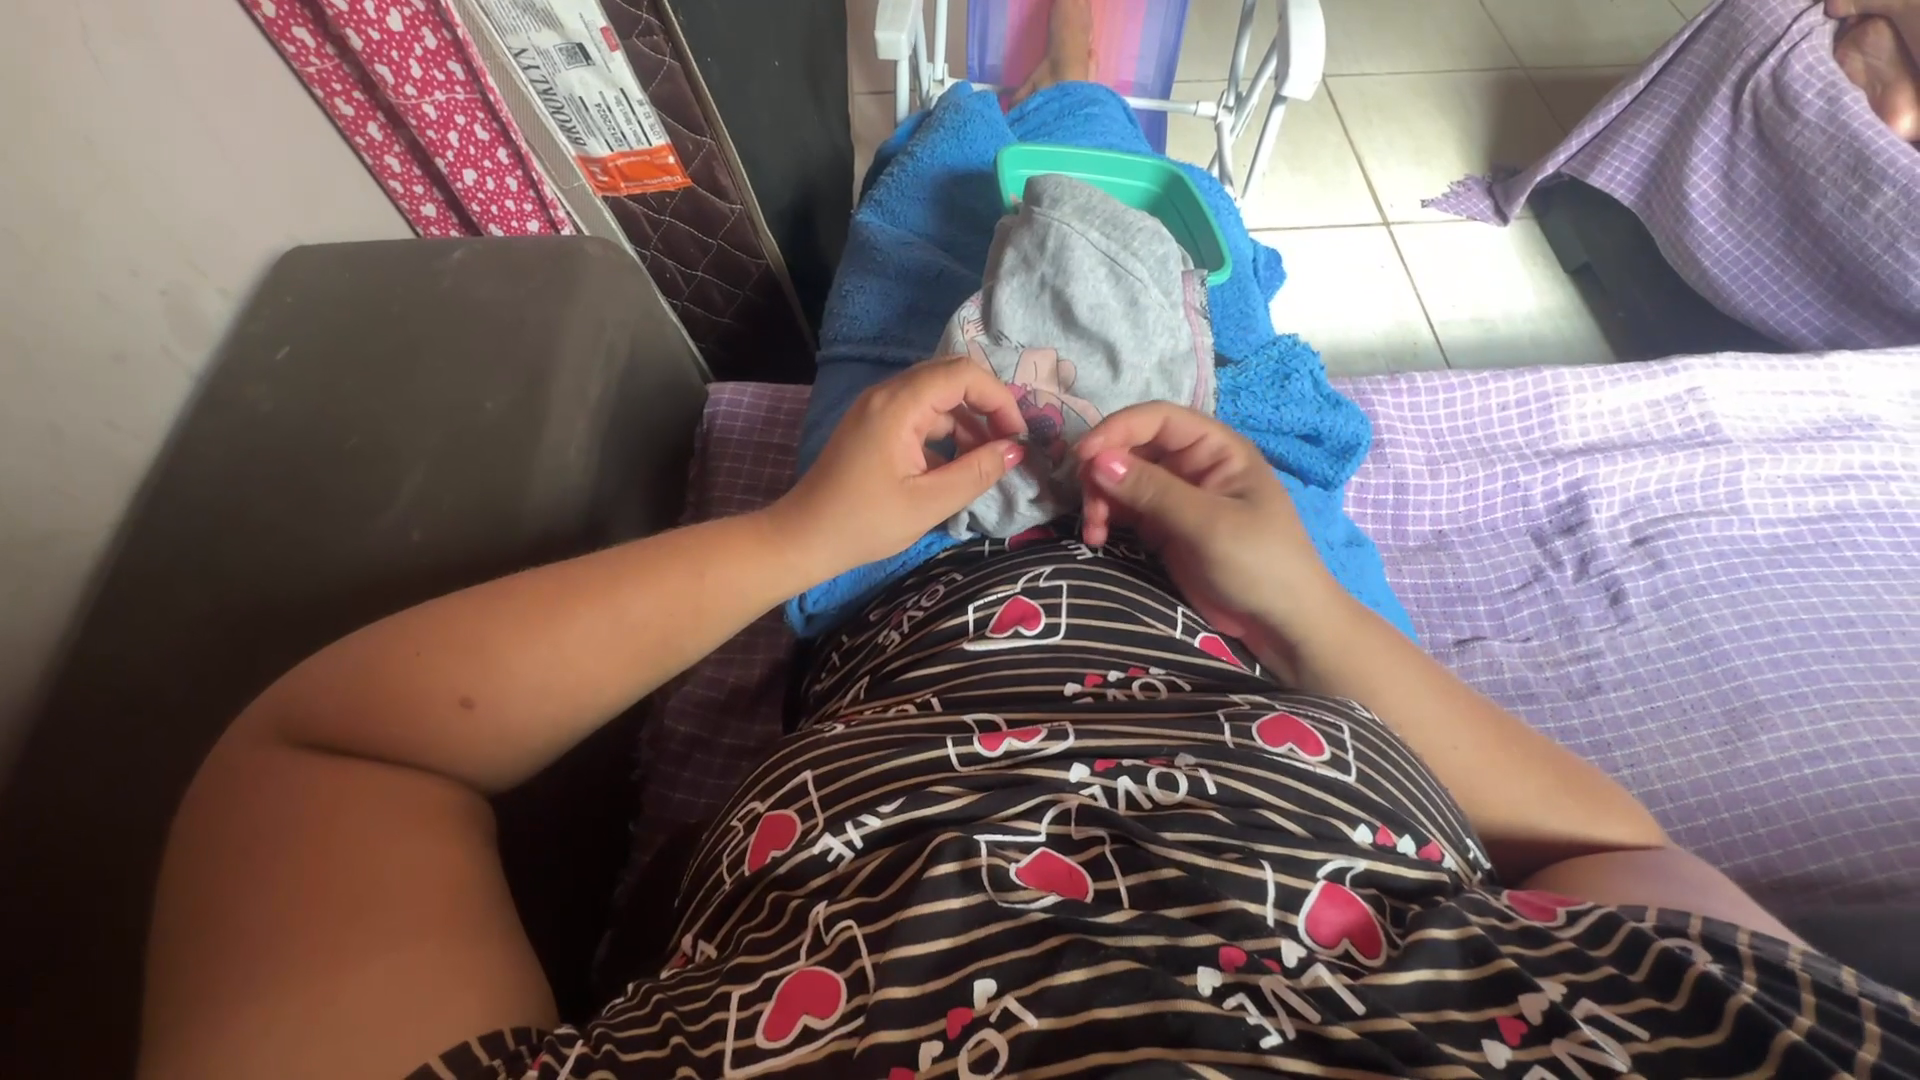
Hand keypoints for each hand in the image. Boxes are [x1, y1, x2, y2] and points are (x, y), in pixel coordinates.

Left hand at [772, 356, 1028, 576]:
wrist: (803, 538)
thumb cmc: (863, 524)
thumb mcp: (928, 504)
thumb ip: (976, 473)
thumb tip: (1015, 450)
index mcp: (898, 405)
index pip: (962, 374)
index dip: (999, 398)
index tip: (1017, 436)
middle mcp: (886, 394)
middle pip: (950, 377)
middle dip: (986, 406)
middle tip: (1008, 444)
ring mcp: (877, 408)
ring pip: (936, 397)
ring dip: (967, 422)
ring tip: (986, 460)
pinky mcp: (873, 426)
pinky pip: (919, 415)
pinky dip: (944, 433)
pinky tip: (956, 466)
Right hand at [1073, 403, 1346, 649]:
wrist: (1279, 625)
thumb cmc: (1259, 564)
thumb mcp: (1208, 525)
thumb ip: (1153, 491)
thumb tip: (1097, 460)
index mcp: (1216, 448)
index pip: (1157, 418)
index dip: (1116, 429)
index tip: (1082, 456)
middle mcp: (1192, 464)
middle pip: (1132, 447)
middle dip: (1103, 471)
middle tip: (1089, 506)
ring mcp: (1175, 496)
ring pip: (1121, 479)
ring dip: (1099, 499)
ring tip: (1094, 533)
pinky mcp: (1162, 527)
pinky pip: (1123, 510)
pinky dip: (1104, 519)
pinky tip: (1097, 540)